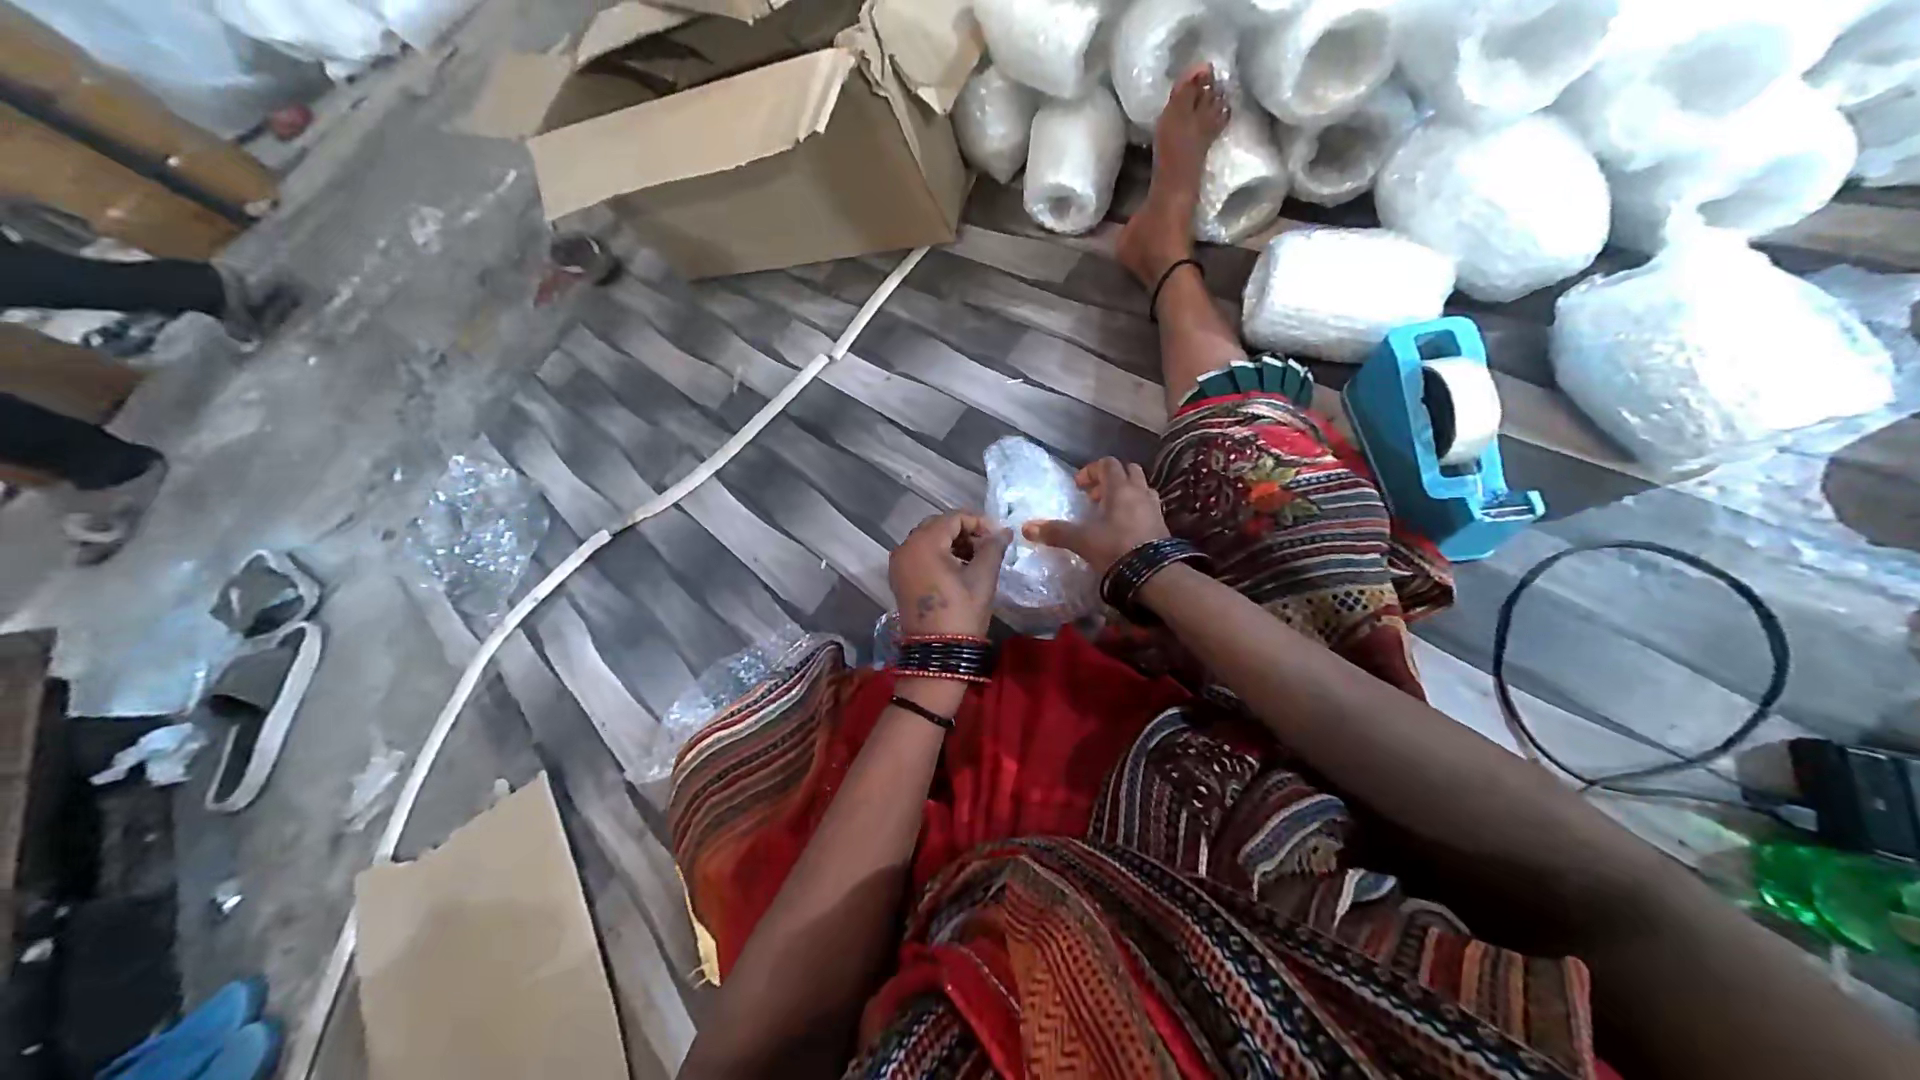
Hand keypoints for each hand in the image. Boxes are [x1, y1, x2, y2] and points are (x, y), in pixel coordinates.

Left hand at [890, 512, 1010, 636]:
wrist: (938, 652)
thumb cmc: (961, 611)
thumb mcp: (982, 577)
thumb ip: (993, 547)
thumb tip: (1003, 532)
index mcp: (924, 543)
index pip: (953, 518)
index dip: (978, 522)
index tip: (997, 535)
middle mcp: (905, 547)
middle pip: (937, 526)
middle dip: (964, 531)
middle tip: (987, 545)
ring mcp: (898, 563)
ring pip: (927, 540)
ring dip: (951, 543)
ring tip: (975, 558)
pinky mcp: (898, 578)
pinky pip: (919, 555)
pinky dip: (938, 555)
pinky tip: (958, 567)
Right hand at [1022, 458, 1169, 574]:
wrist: (1154, 574)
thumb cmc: (1116, 549)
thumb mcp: (1082, 540)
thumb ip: (1055, 532)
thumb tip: (1026, 528)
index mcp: (1120, 489)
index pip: (1108, 464)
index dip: (1091, 470)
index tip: (1078, 486)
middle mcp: (1140, 492)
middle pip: (1128, 470)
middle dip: (1110, 479)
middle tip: (1094, 496)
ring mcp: (1154, 507)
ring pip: (1140, 487)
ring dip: (1125, 493)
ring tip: (1109, 511)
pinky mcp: (1162, 524)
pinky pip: (1147, 506)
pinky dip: (1135, 508)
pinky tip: (1123, 526)